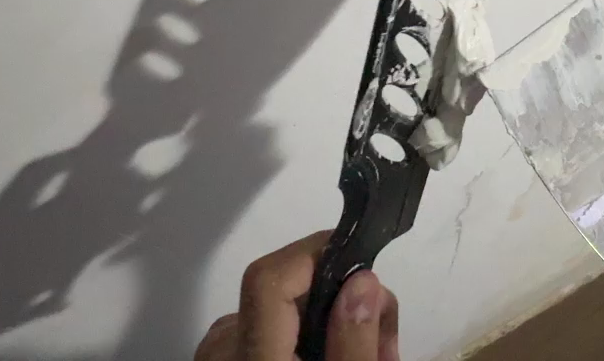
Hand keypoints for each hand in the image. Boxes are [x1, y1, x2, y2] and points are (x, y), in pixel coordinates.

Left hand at [196, 232, 400, 360]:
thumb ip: (351, 346)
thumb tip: (363, 280)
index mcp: (249, 357)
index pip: (269, 277)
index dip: (318, 253)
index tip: (365, 266)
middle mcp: (223, 347)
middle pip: (287, 288)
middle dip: (345, 300)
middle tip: (387, 340)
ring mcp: (216, 354)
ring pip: (283, 310)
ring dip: (332, 323)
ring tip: (373, 354)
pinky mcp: (223, 360)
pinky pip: (268, 330)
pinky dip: (305, 338)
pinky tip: (334, 356)